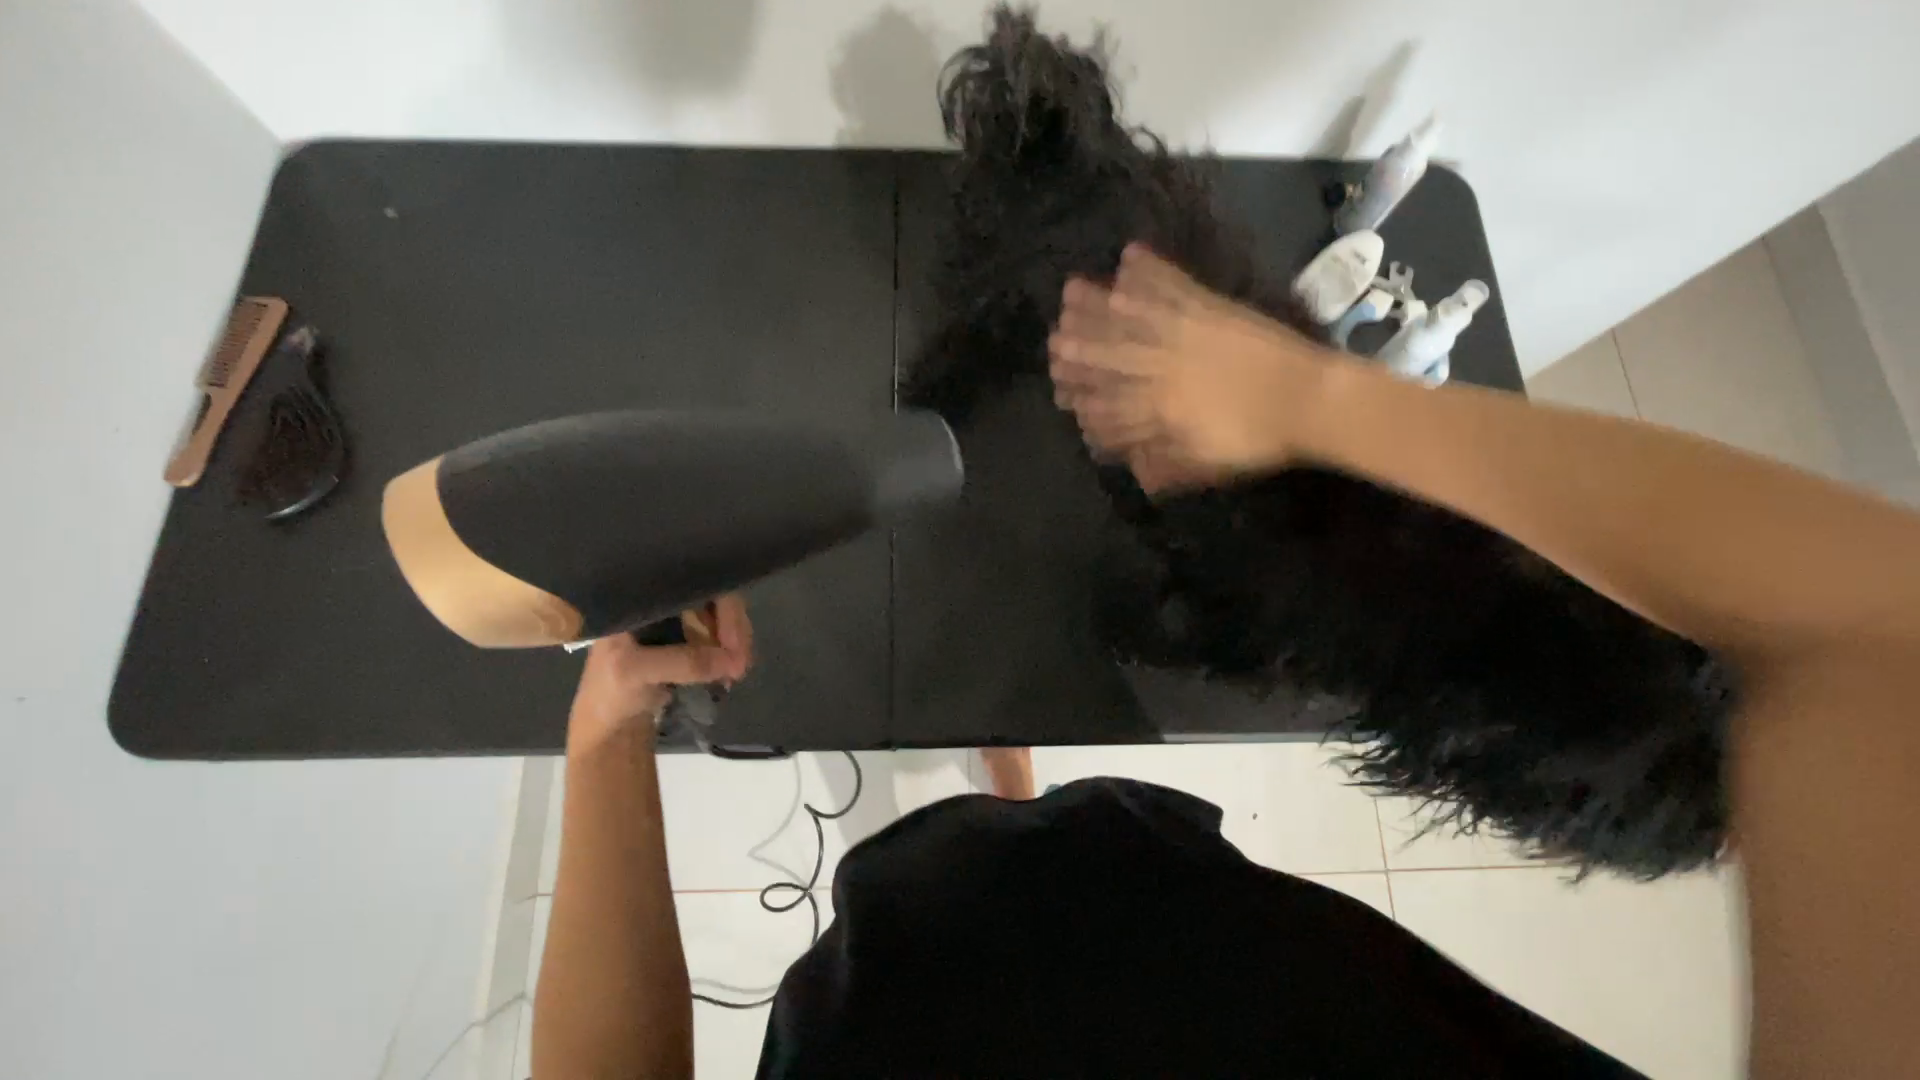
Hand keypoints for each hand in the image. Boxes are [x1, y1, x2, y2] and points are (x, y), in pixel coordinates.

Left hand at [567, 595, 752, 751]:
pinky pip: (719, 635)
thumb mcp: (635, 673)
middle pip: (711, 595)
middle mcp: (659, 600)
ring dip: (735, 640)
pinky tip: (732, 670)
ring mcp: (675, 620)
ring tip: (738, 670)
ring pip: (720, 616)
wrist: (608, 734)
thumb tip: (734, 659)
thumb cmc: (608, 695)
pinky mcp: (687, 642)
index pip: (689, 580)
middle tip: (742, 662)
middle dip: (733, 626)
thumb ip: (682, 661)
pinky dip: (730, 650)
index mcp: (637, 596)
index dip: (719, 604)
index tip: (732, 641)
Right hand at [1047, 244, 1331, 491]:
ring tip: (1071, 290)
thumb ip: (1166, 465)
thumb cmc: (1261, 440)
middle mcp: (1166, 367)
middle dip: (1079, 347)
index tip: (1061, 393)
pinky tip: (1129, 257)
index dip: (1083, 397)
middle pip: (1112, 355)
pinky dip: (1150, 272)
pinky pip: (1174, 287)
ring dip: (1099, 304)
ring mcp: (1189, 333)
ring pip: (1133, 318)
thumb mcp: (1208, 464)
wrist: (1312, 402)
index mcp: (1163, 409)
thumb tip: (1131, 469)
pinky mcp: (1212, 309)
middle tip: (1051, 339)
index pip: (1112, 403)